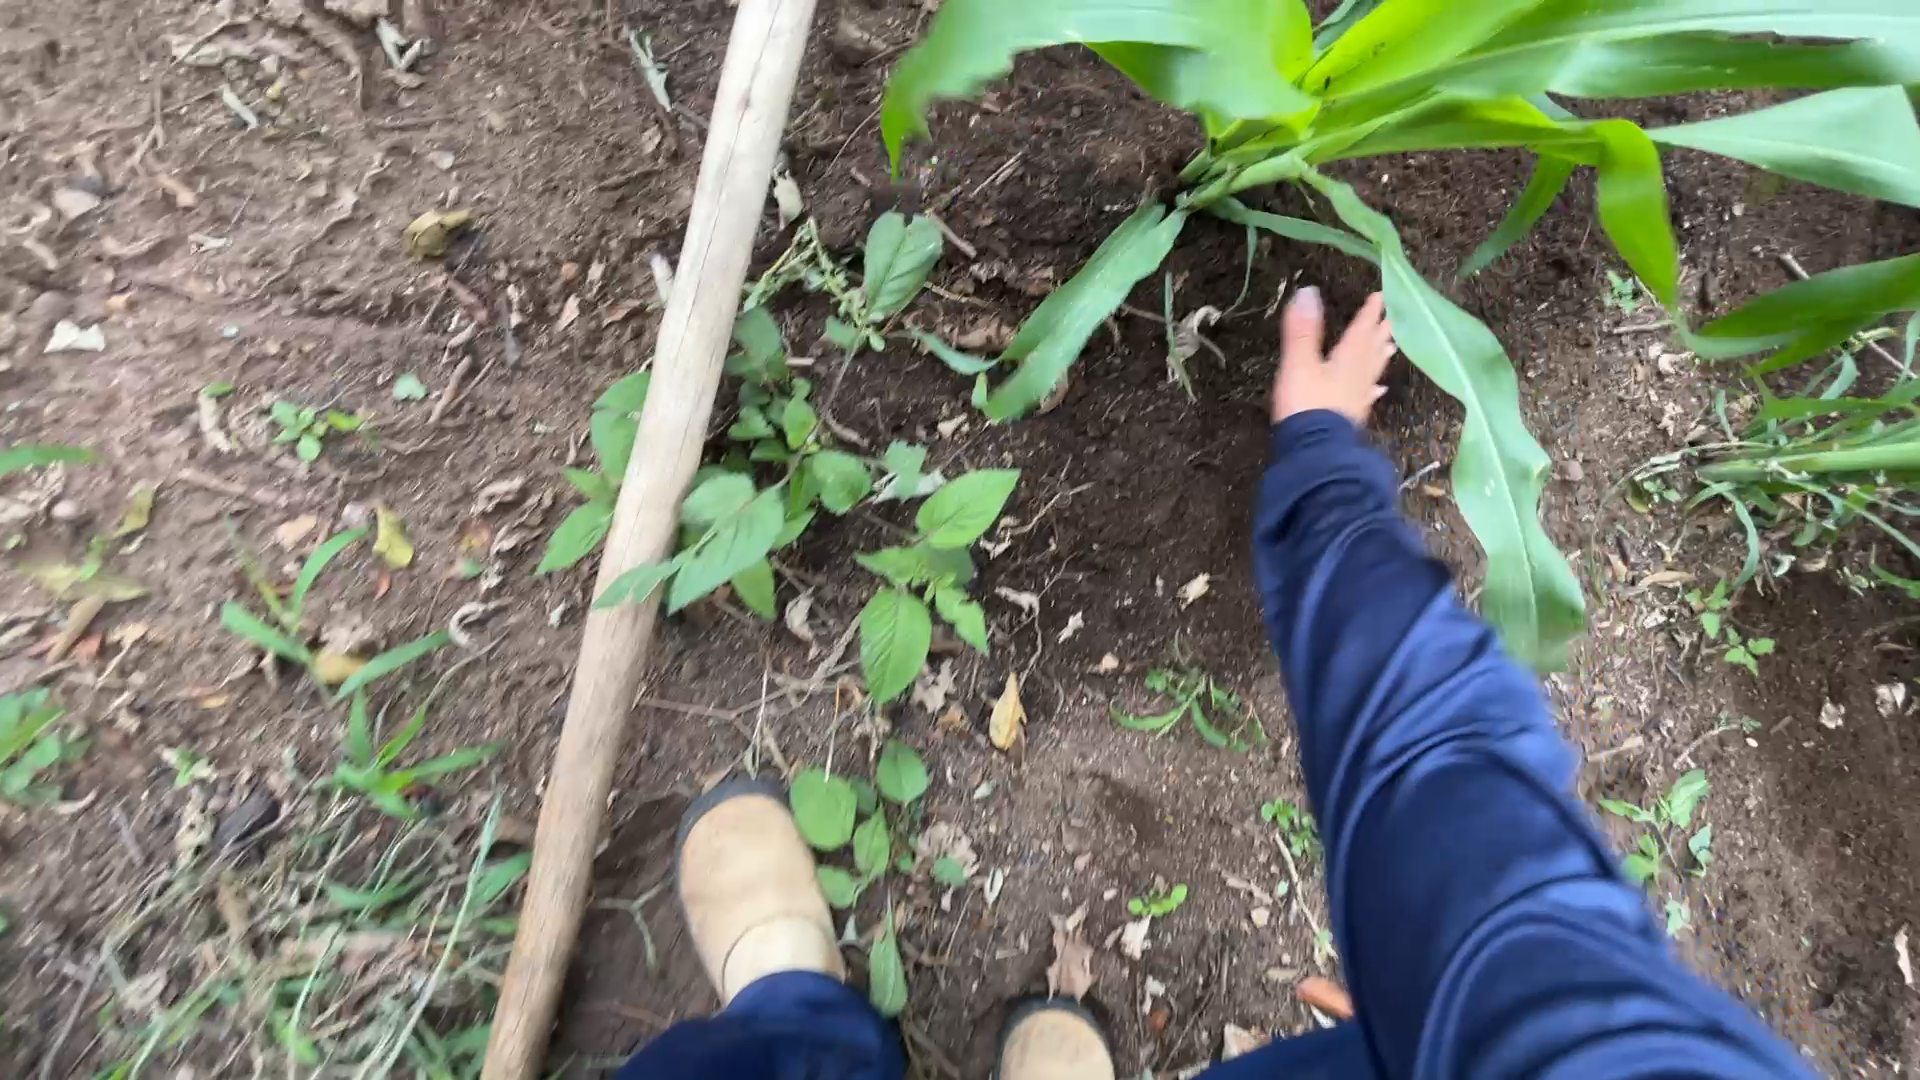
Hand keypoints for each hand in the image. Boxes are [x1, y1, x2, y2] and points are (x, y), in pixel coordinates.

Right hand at [1271, 287, 1397, 426]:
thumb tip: (1308, 292)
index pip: (1361, 330)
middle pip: (1372, 349)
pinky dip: (1372, 389)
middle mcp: (1358, 375)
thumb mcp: (1298, 363)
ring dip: (1380, 357)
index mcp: (1347, 359)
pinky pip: (1367, 396)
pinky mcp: (1351, 416)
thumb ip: (1302, 330)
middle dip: (1380, 331)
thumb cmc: (1306, 404)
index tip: (1382, 295)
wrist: (1315, 448)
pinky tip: (1377, 391)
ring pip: (1373, 371)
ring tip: (1391, 346)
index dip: (1370, 312)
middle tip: (1394, 317)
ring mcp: (1357, 397)